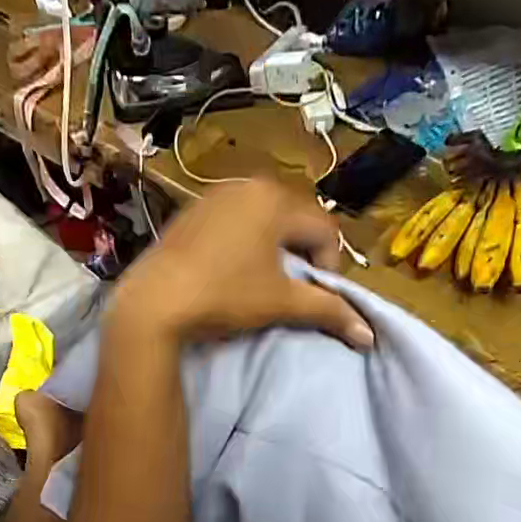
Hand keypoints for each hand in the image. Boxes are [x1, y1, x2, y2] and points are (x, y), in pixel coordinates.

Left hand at [110, 179, 373, 349]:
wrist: (152, 303)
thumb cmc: (223, 296)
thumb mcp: (280, 303)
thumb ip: (328, 311)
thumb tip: (368, 335)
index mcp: (276, 199)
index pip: (325, 230)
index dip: (328, 267)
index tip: (311, 296)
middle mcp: (247, 185)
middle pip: (295, 220)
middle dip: (300, 256)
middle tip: (287, 290)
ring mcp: (214, 195)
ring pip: (263, 220)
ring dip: (271, 251)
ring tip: (257, 284)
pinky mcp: (190, 211)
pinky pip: (232, 222)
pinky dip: (242, 244)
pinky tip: (227, 273)